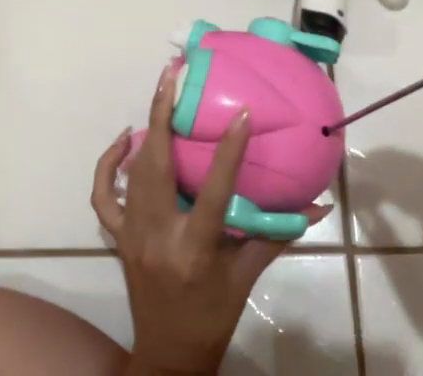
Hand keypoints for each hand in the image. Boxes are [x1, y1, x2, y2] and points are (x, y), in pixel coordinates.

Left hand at [91, 67, 325, 375]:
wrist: (169, 353)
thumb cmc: (214, 314)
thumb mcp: (248, 276)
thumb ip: (278, 235)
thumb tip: (318, 203)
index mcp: (195, 248)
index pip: (213, 192)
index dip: (228, 151)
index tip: (242, 112)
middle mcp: (158, 236)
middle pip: (155, 167)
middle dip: (161, 115)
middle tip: (173, 75)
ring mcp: (132, 235)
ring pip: (132, 173)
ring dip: (144, 130)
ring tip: (160, 93)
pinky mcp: (119, 236)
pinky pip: (105, 195)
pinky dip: (109, 164)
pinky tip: (125, 140)